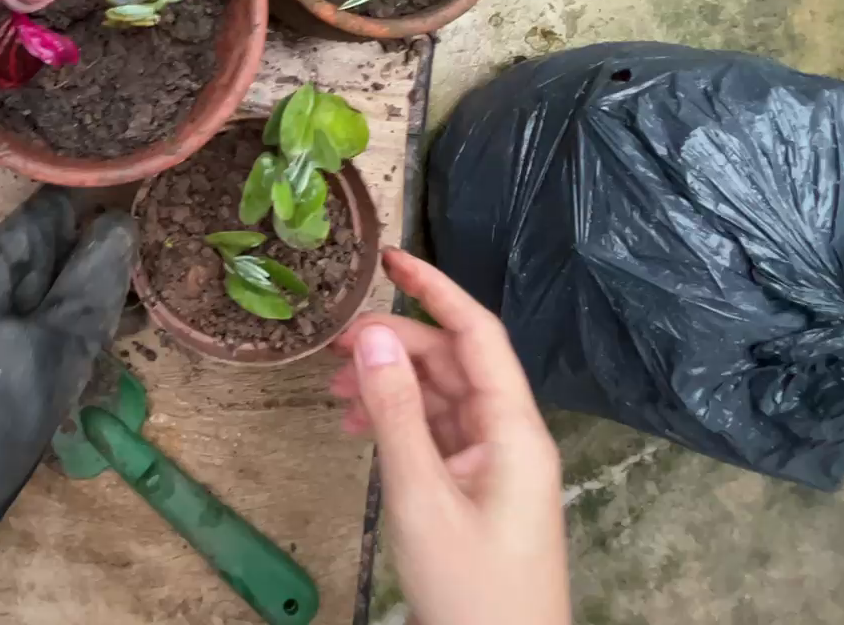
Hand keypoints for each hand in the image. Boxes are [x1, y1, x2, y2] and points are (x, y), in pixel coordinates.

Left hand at [0, 187, 135, 544]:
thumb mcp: (54, 362)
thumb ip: (87, 290)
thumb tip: (118, 225)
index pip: (28, 224)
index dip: (71, 215)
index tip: (109, 212)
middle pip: (5, 261)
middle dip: (53, 265)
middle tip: (98, 277)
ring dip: (25, 303)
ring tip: (61, 330)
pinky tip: (10, 367)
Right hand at [329, 249, 567, 624]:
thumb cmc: (469, 586)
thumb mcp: (419, 493)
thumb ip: (394, 409)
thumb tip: (368, 333)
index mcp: (512, 428)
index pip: (475, 333)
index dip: (435, 288)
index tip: (388, 257)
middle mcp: (505, 432)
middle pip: (447, 360)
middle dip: (390, 344)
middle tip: (331, 346)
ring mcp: (488, 458)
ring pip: (432, 392)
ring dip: (384, 381)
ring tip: (333, 389)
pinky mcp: (469, 481)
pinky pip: (427, 426)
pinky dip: (389, 416)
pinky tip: (352, 425)